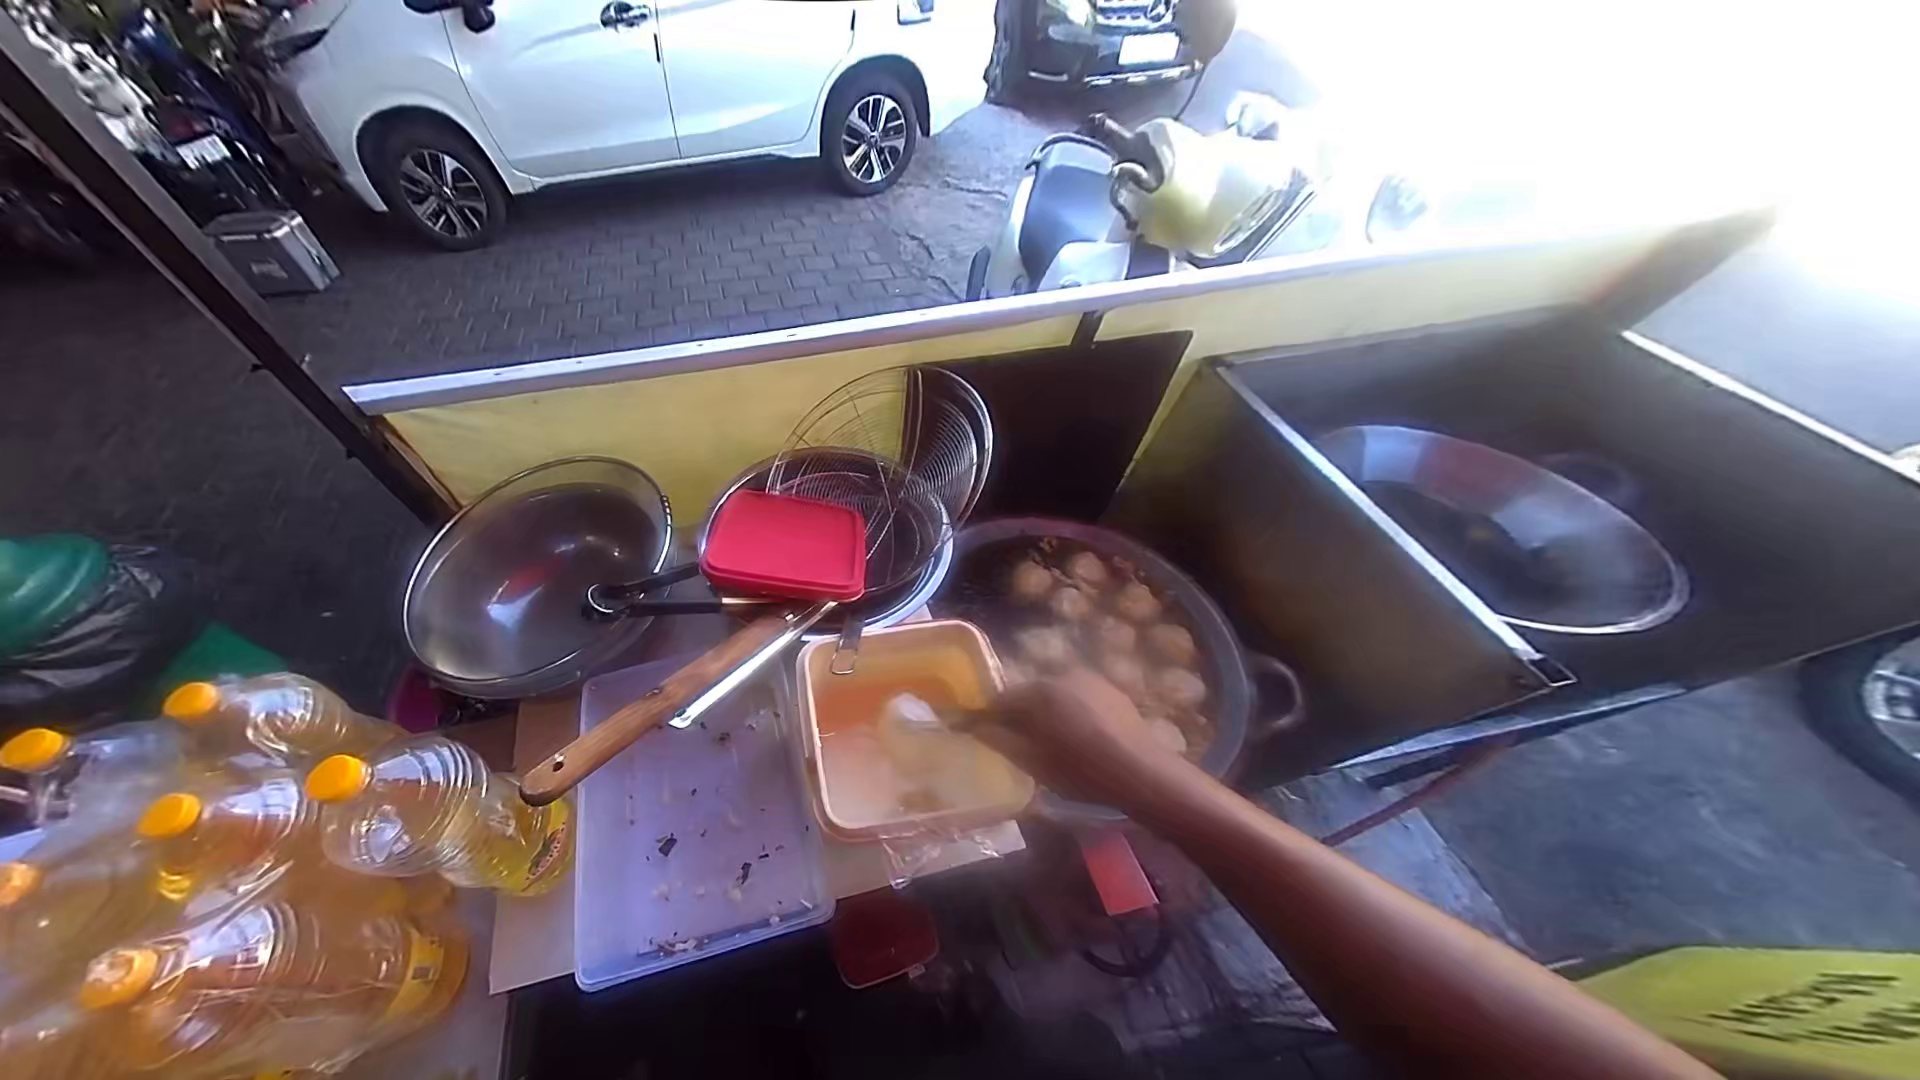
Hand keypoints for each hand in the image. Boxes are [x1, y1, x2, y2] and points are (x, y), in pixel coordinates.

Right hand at [964, 668, 1198, 811]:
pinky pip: (1078, 698)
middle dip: (1020, 714)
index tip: (980, 732)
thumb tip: (975, 726)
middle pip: (1029, 694)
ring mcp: (1090, 679)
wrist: (1142, 773)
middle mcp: (1062, 674)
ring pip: (1055, 695)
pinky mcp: (1111, 690)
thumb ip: (1000, 740)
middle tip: (1018, 742)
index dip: (988, 716)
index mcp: (1039, 690)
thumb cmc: (1082, 771)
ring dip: (1047, 713)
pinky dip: (1070, 712)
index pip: (1001, 699)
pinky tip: (1079, 737)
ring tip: (1051, 742)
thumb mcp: (1033, 762)